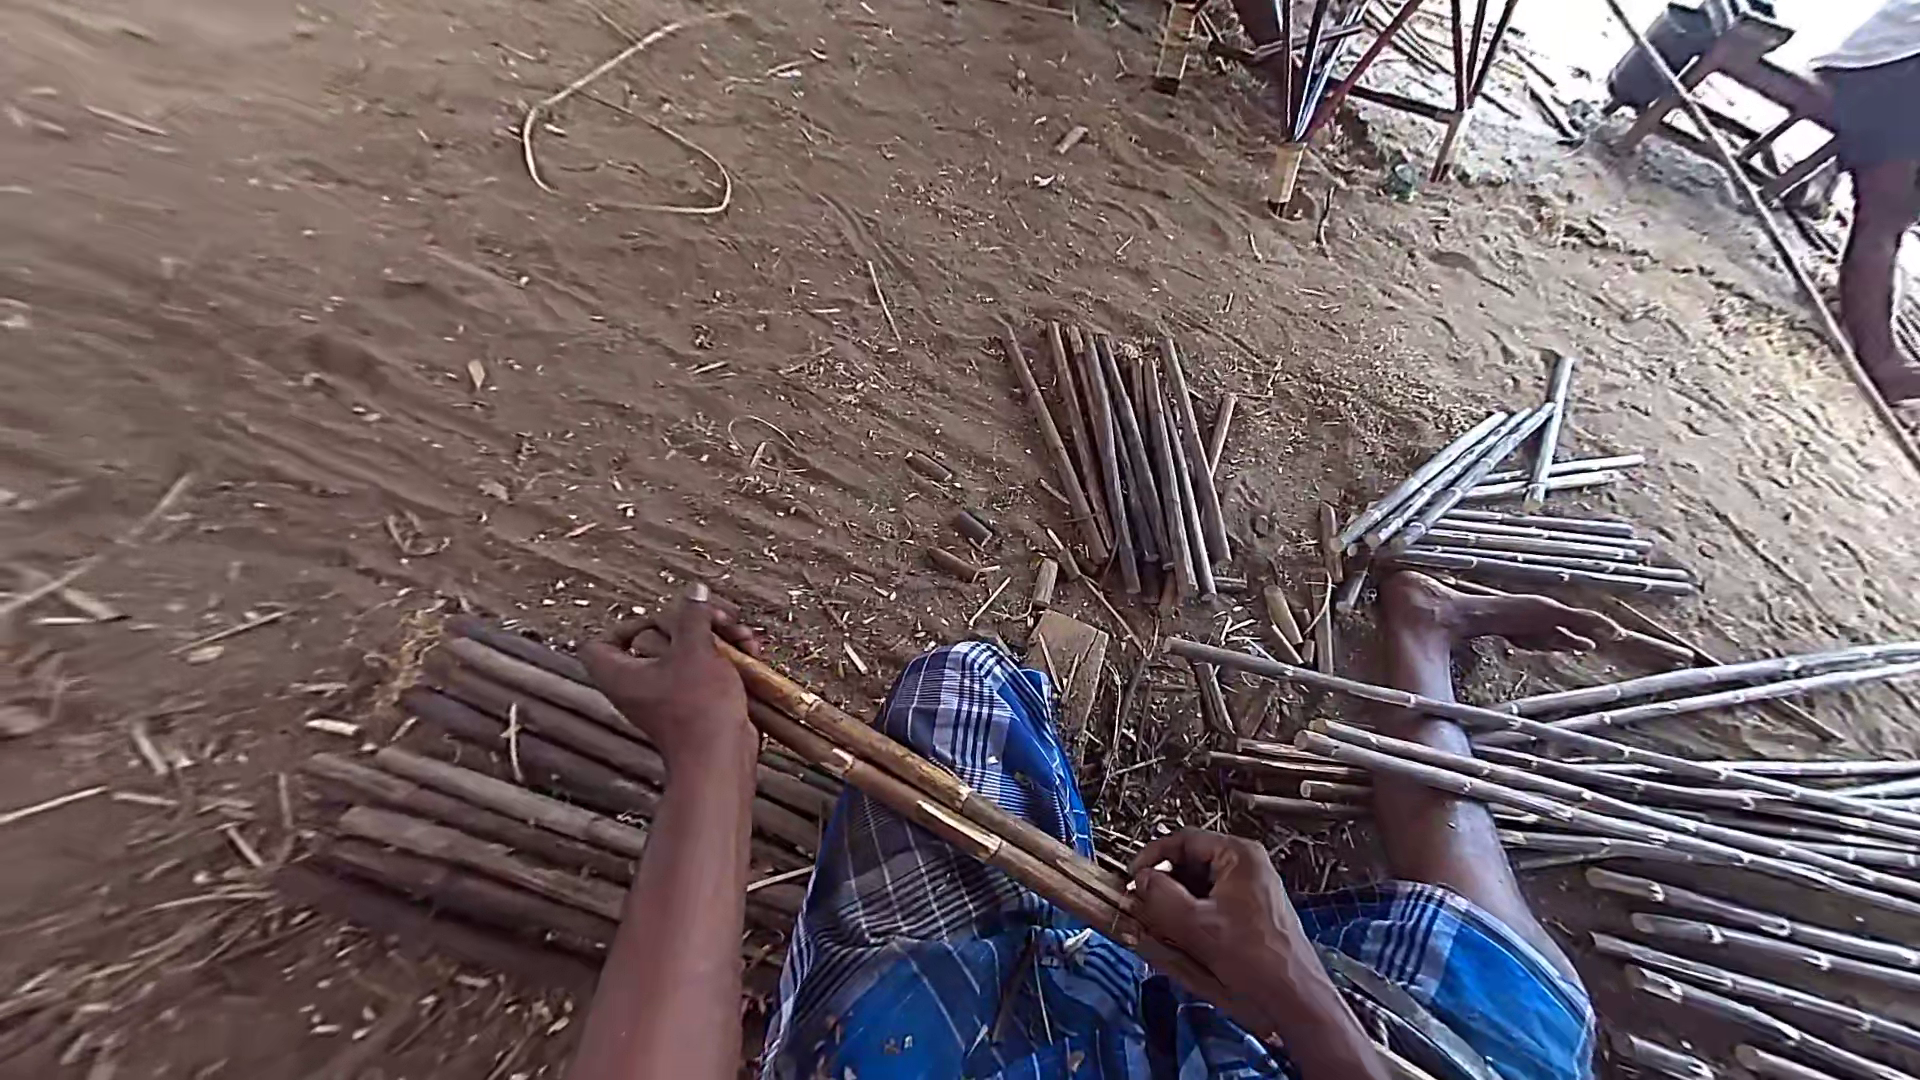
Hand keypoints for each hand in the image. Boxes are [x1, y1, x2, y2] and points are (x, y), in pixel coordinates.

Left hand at [580, 583, 762, 777]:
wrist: (720, 755)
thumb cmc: (698, 707)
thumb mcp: (696, 651)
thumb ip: (693, 616)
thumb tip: (695, 591)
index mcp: (621, 673)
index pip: (600, 642)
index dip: (629, 625)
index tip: (664, 619)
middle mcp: (639, 684)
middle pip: (658, 637)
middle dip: (696, 622)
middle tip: (721, 618)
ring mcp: (668, 694)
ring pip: (689, 650)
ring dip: (719, 637)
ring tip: (744, 637)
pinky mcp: (695, 701)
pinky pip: (706, 668)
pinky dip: (726, 657)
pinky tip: (750, 653)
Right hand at [1129, 829, 1309, 991]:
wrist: (1298, 1004)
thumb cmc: (1262, 964)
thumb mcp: (1197, 925)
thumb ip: (1161, 897)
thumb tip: (1142, 880)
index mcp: (1238, 855)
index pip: (1182, 840)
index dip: (1153, 857)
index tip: (1136, 875)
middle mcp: (1247, 865)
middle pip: (1189, 863)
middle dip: (1166, 885)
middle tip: (1148, 902)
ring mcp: (1251, 887)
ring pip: (1198, 885)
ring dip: (1179, 903)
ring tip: (1167, 924)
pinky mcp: (1251, 910)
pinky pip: (1212, 902)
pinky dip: (1195, 915)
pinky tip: (1187, 937)